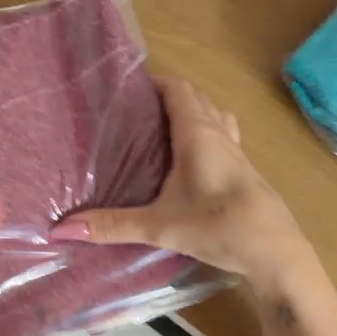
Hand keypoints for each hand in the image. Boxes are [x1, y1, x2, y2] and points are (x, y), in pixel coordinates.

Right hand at [52, 75, 308, 292]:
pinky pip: (223, 139)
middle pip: (196, 99)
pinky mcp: (245, 172)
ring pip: (214, 117)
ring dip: (192, 114)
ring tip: (161, 131)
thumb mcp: (158, 227)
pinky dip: (205, 137)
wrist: (276, 252)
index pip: (177, 90)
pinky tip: (189, 163)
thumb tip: (61, 229)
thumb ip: (110, 225)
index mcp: (198, 135)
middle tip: (135, 111)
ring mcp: (237, 153)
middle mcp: (220, 135)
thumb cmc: (219, 227)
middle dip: (168, 97)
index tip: (127, 89)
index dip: (154, 83)